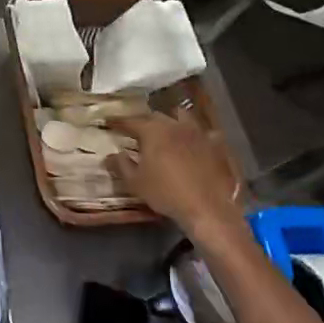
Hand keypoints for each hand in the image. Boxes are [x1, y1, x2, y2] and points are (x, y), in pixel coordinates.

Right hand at [106, 112, 241, 232]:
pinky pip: (204, 132)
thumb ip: (121, 165)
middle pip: (156, 116)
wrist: (207, 207)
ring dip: (171, 120)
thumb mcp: (136, 183)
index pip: (131, 121)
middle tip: (135, 128)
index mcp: (153, 131)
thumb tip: (111, 155)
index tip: (108, 121)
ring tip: (166, 129)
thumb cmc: (165, 193)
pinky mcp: (215, 144)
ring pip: (182, 117)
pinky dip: (196, 134)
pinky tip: (195, 142)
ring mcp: (197, 132)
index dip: (118, 122)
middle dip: (144, 120)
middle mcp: (174, 125)